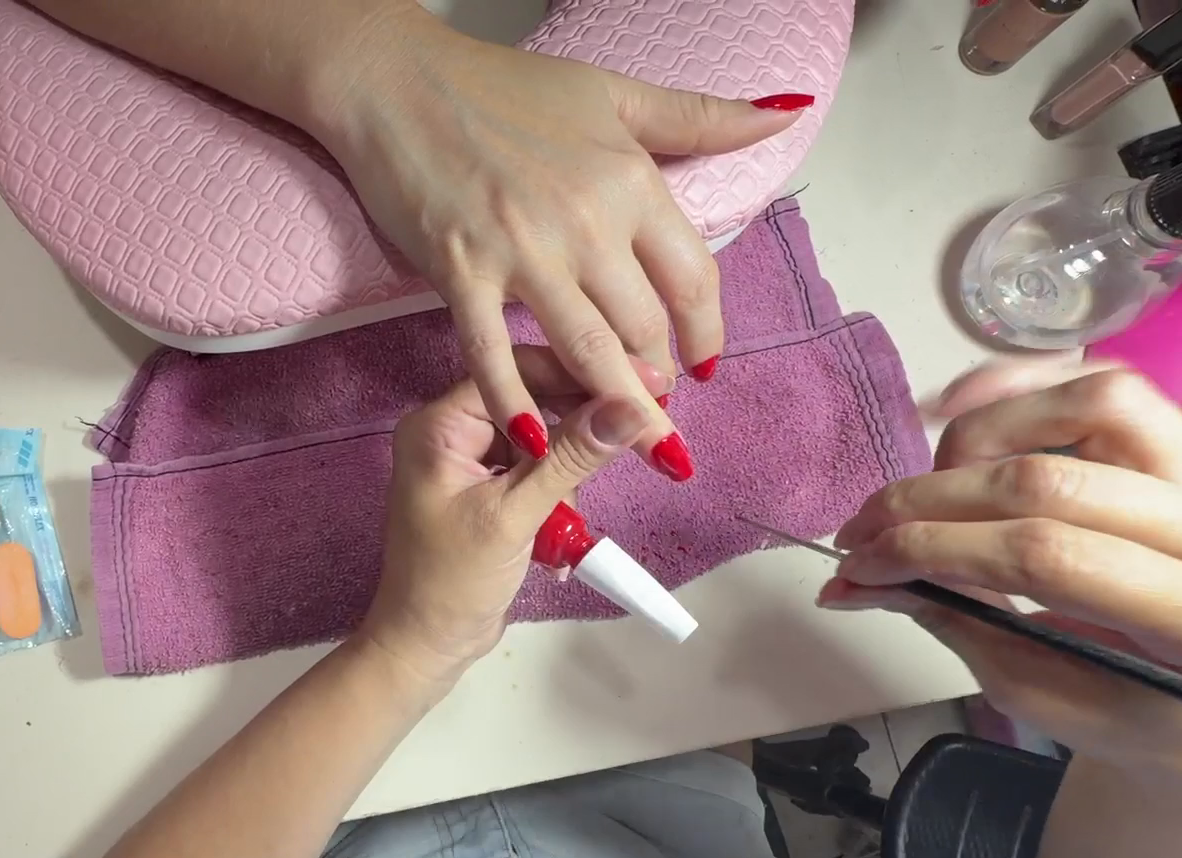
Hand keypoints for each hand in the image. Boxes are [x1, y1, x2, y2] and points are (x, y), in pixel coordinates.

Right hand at [313, 10, 808, 477]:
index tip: (700, 371)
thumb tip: (782, 115)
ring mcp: (519, 254)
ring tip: (626, 446)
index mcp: (628, 180)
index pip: (690, 278)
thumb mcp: (611, 92)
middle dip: (656, 382)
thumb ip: (698, 117)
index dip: (704, 336)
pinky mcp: (460, 276)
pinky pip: (491, 353)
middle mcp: (585, 223)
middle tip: (654, 417)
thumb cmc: (500, 88)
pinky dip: (513, 401)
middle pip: (640, 328)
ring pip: (580, 351)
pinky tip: (532, 440)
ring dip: (610, 408)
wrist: (399, 88)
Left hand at [358, 347, 650, 681]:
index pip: (516, 371)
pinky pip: (535, 469)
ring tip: (569, 515)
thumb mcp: (512, 517)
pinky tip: (561, 529)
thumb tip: (631, 404)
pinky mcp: (486, 488)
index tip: (647, 382)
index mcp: (437, 425)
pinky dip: (556, 493)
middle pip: (532, 400)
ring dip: (567, 472)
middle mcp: (449, 432)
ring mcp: (467, 461)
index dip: (580, 373)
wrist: (427, 642)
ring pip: (541, 437)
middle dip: (580, 427)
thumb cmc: (452, 582)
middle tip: (644, 435)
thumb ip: (570, 459)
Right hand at [822, 363, 1181, 786]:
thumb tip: (851, 583)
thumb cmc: (1145, 718)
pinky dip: (1022, 388)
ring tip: (927, 486)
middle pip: (1047, 482)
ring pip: (1093, 407)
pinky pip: (1112, 393)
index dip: (929, 549)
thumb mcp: (1043, 692)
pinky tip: (960, 408)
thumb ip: (952, 622)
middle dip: (922, 503)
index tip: (860, 569)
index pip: (1046, 555)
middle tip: (861, 536)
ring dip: (974, 438)